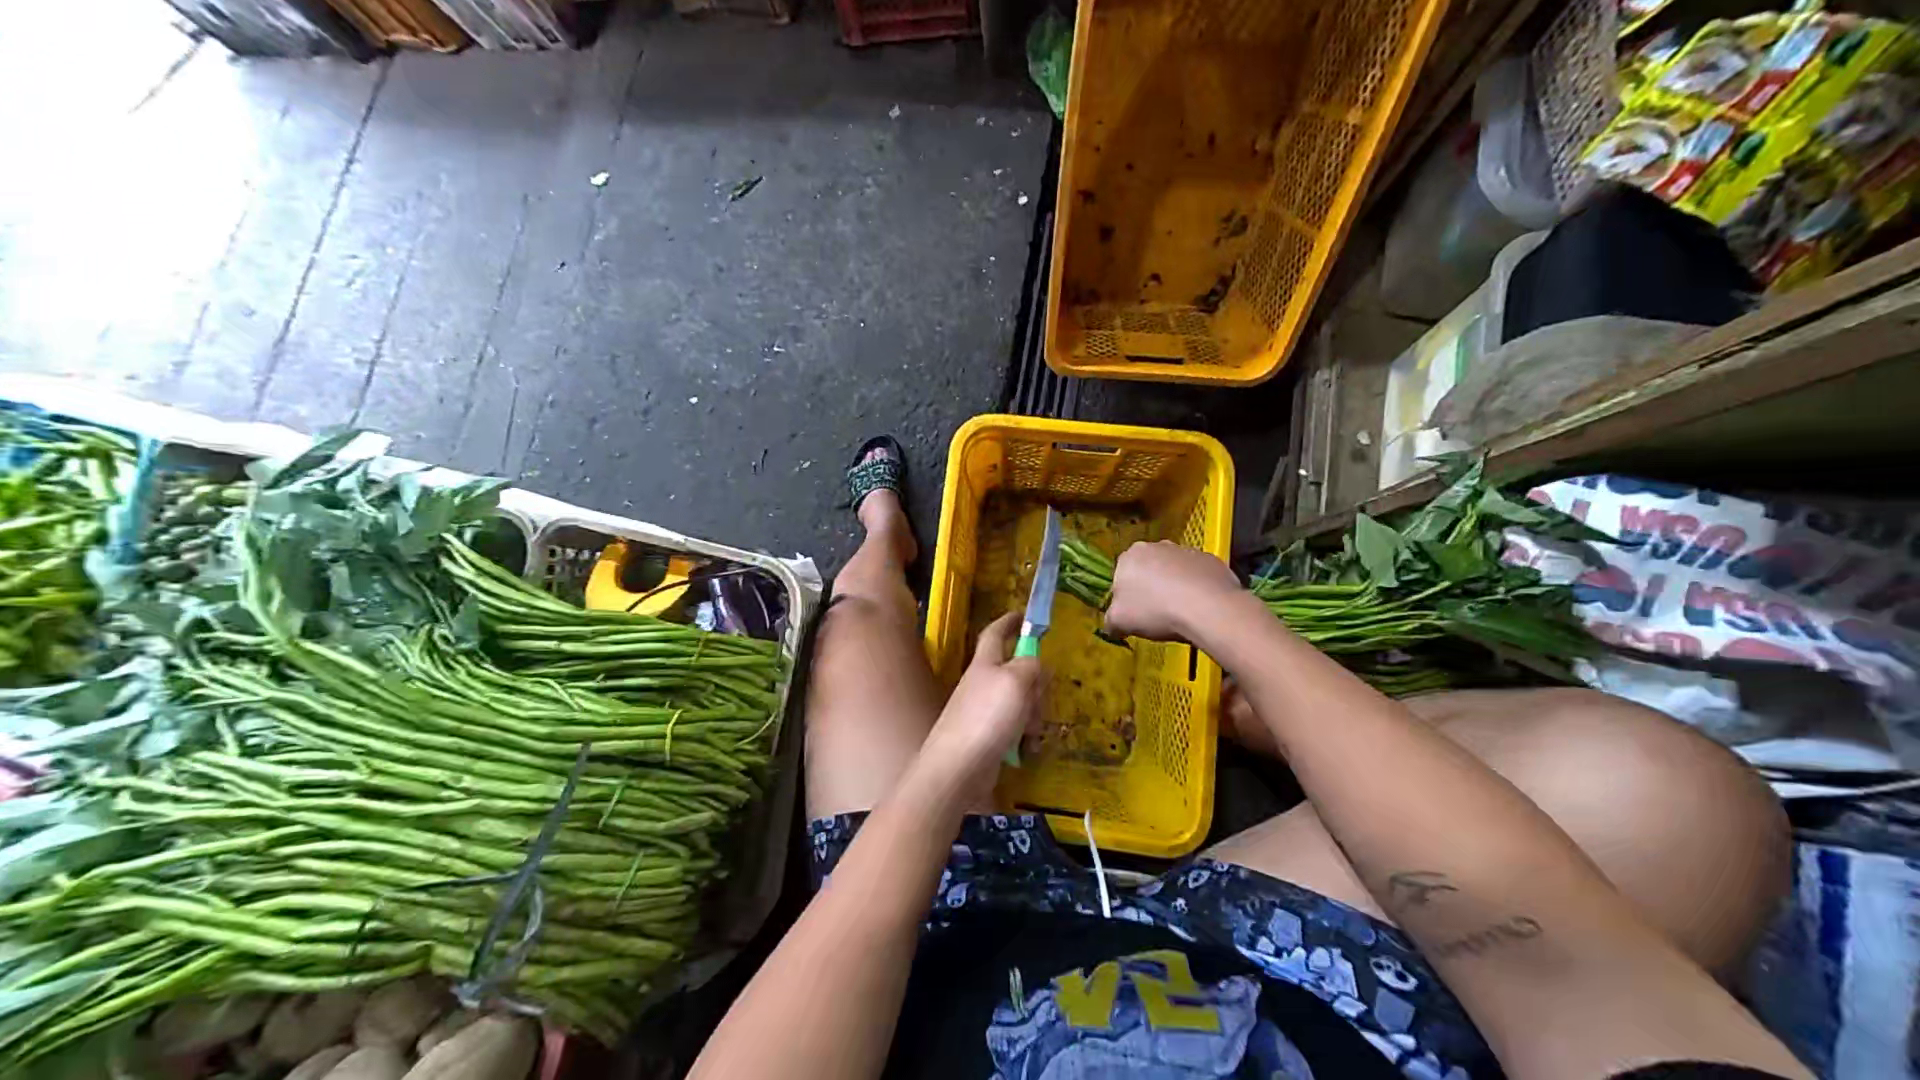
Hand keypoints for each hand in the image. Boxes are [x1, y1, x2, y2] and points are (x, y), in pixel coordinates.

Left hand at [912, 613, 1045, 807]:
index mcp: (985, 663)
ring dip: (1034, 714)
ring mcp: (985, 711)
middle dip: (1036, 683)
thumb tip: (1036, 664)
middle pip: (1018, 671)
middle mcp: (984, 683)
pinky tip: (1026, 749)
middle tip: (1039, 696)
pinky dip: (1026, 736)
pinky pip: (1017, 728)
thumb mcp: (1016, 680)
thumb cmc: (986, 717)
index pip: (995, 633)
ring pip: (1022, 701)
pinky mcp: (990, 737)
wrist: (958, 768)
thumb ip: (1031, 665)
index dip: (1008, 622)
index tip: (1023, 616)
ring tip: (1030, 731)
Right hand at [1104, 542, 1243, 642]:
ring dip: (1175, 586)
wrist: (1209, 609)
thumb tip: (1113, 627)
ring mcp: (1186, 550)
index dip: (1127, 595)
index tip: (1135, 613)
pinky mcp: (1211, 559)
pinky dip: (1198, 587)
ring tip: (1181, 612)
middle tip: (1156, 613)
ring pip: (1174, 570)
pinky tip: (1201, 606)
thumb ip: (1111, 621)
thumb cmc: (1156, 611)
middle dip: (1151, 587)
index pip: (1122, 574)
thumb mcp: (1120, 622)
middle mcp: (1157, 546)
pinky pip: (1198, 574)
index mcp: (1130, 556)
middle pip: (1149, 568)